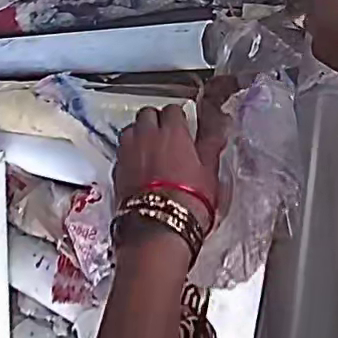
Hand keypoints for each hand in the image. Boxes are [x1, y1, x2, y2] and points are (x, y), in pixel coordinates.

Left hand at [114, 104, 217, 233]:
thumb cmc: (189, 201)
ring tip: (151, 148)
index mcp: (172, 131)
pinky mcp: (116, 167)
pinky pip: (122, 148)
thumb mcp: (210, 172)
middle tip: (167, 136)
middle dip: (156, 120)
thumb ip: (211, 144)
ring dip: (140, 133)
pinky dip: (130, 150)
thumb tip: (220, 125)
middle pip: (148, 113)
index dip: (179, 118)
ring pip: (131, 128)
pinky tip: (139, 165)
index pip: (173, 109)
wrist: (158, 229)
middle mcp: (146, 134)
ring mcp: (128, 149)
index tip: (185, 127)